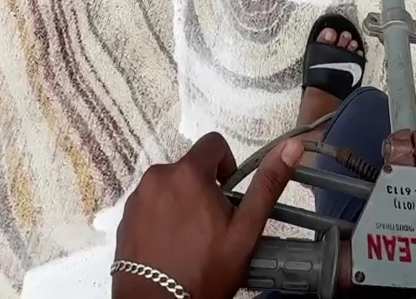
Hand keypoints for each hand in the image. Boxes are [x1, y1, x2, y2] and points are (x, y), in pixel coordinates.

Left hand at [112, 133, 300, 298]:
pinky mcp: (124, 219)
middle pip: (190, 167)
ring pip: (170, 185)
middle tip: (212, 225)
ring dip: (182, 201)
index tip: (228, 197)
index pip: (213, 144)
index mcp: (188, 173)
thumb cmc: (205, 272)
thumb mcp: (246, 230)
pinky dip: (161, 216)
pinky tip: (169, 246)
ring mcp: (137, 198)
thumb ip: (268, 183)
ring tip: (190, 238)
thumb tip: (292, 145)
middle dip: (204, 188)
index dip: (227, 166)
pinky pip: (150, 203)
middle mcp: (158, 176)